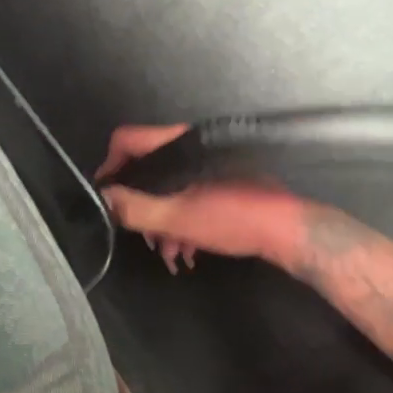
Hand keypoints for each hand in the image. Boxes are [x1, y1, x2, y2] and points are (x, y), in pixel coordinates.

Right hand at [96, 124, 313, 271]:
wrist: (288, 231)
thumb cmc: (232, 218)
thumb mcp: (176, 218)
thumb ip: (135, 209)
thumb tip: (103, 199)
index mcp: (176, 144)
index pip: (126, 140)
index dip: (110, 166)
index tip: (106, 196)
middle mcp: (189, 147)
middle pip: (146, 166)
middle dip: (139, 203)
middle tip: (139, 233)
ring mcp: (207, 163)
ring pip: (167, 185)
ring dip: (161, 218)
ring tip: (168, 252)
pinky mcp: (221, 181)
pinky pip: (187, 192)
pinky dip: (181, 218)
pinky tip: (187, 249)